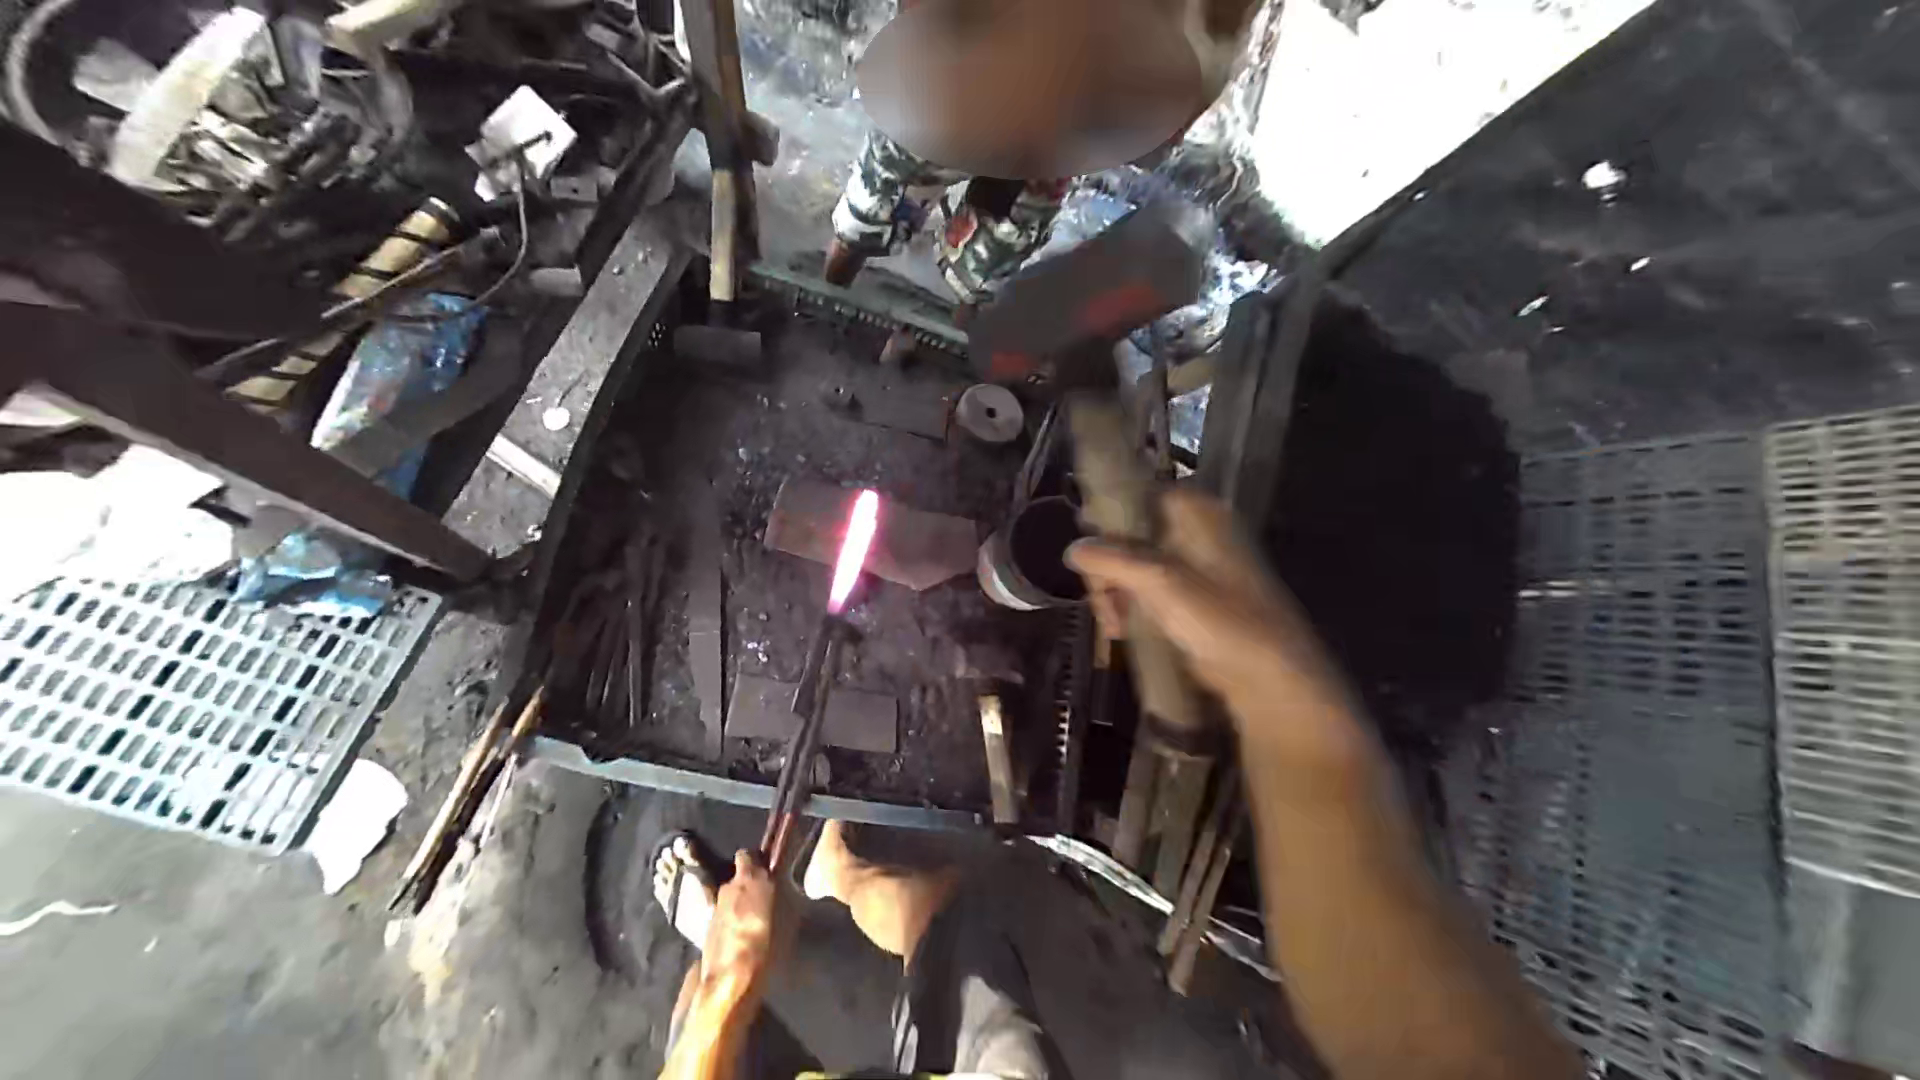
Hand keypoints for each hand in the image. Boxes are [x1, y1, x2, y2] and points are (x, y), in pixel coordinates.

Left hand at [700, 851, 776, 998]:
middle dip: (747, 881)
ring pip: (729, 896)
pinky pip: (722, 915)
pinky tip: (740, 935)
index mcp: (750, 878)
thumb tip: (779, 883)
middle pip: (737, 876)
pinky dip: (730, 920)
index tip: (766, 869)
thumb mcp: (787, 915)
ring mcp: (715, 908)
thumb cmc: (767, 943)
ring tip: (752, 919)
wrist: (730, 979)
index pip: (747, 854)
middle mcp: (729, 887)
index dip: (756, 861)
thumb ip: (780, 892)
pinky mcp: (706, 929)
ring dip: (738, 901)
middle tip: (763, 894)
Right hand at [1067, 490, 1366, 763]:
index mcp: (1199, 514)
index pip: (1140, 494)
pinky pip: (1149, 591)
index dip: (1109, 518)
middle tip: (1101, 601)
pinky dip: (1132, 606)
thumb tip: (1072, 549)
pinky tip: (1123, 632)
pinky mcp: (1195, 600)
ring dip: (1116, 593)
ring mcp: (1197, 568)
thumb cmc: (1220, 620)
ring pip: (1136, 566)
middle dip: (1108, 569)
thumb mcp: (1160, 583)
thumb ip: (1112, 559)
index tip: (1087, 550)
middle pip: (1132, 534)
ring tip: (1112, 626)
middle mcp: (1198, 533)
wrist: (1272, 679)